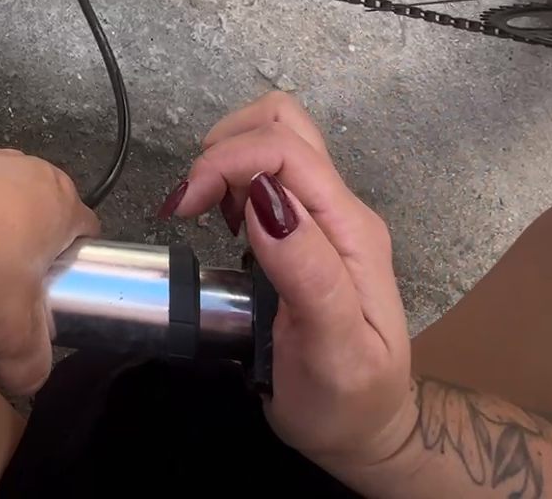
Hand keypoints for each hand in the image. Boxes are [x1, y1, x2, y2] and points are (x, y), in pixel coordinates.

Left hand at [0, 146, 98, 394]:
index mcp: (57, 198)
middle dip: (22, 250)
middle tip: (1, 293)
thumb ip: (31, 362)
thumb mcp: (14, 337)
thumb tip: (26, 379)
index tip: (51, 294)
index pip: (84, 228)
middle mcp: (20, 165)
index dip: (72, 264)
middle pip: (33, 211)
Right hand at [161, 93, 417, 469]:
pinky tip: (225, 217)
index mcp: (350, 229)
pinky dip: (230, 173)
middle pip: (281, 122)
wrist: (365, 429)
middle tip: (195, 202)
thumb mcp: (334, 351)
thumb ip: (308, 271)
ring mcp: (322, 210)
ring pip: (272, 133)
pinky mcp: (303, 217)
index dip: (226, 160)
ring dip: (226, 157)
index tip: (186, 207)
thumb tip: (264, 196)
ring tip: (210, 210)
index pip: (285, 149)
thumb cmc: (346, 399)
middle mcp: (339, 207)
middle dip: (224, 147)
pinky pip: (264, 163)